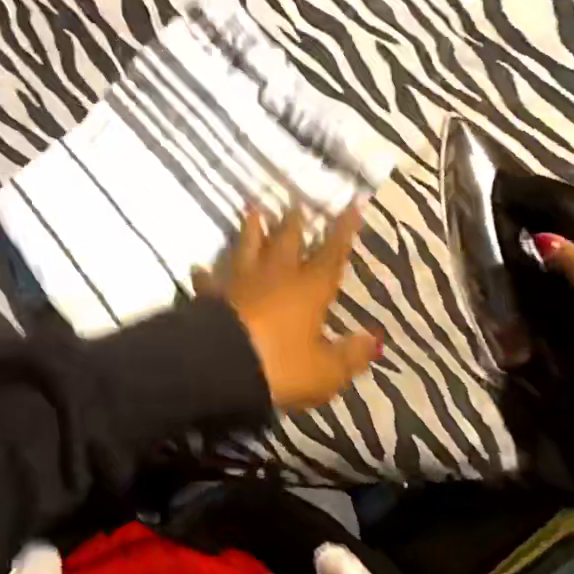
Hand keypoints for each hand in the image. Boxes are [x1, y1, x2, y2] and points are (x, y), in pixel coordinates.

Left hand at [193, 204, 382, 411]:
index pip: (331, 255)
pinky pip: (209, 281)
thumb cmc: (281, 366)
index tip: (351, 204)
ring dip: (251, 230)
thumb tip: (375, 339)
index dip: (343, 231)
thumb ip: (350, 354)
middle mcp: (275, 277)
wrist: (220, 366)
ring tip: (253, 210)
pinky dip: (205, 274)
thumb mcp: (325, 370)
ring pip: (248, 249)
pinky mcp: (211, 297)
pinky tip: (198, 267)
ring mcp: (240, 284)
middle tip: (295, 203)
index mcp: (309, 290)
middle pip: (286, 243)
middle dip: (293, 223)